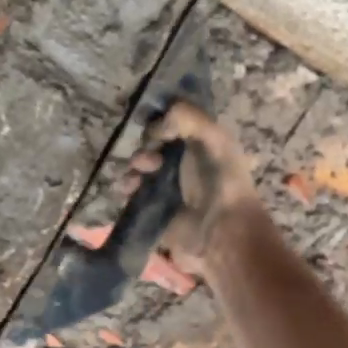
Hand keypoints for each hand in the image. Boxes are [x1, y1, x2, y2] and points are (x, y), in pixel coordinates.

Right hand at [120, 102, 261, 275]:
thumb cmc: (219, 179)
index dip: (162, 117)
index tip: (155, 119)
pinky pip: (132, 188)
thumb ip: (186, 117)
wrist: (219, 231)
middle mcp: (186, 159)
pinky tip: (129, 187)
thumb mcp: (212, 138)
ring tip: (141, 171)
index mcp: (204, 141)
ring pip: (141, 163)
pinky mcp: (153, 205)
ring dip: (136, 162)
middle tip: (153, 152)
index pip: (176, 120)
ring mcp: (169, 183)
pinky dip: (127, 183)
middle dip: (148, 141)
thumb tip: (156, 125)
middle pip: (155, 140)